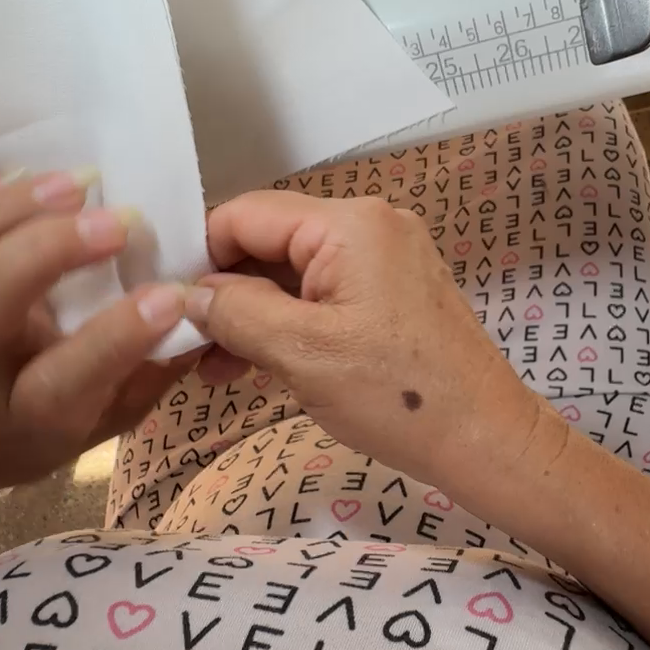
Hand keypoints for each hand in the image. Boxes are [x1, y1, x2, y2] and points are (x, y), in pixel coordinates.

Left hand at [0, 170, 193, 514]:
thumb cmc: (41, 430)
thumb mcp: (112, 420)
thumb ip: (155, 369)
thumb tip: (203, 307)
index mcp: (32, 419)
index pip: (62, 382)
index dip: (114, 337)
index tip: (170, 295)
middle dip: (42, 254)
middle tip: (115, 221)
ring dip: (7, 213)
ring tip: (78, 182)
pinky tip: (21, 177)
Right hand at [185, 191, 553, 490]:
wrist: (484, 435)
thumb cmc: (395, 395)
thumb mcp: (301, 352)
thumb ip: (235, 311)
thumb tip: (186, 292)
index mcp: (349, 224)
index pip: (248, 214)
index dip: (201, 253)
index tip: (165, 301)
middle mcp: (370, 225)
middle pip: (273, 241)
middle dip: (227, 290)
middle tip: (185, 344)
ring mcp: (387, 257)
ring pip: (297, 272)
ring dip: (255, 313)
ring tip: (214, 367)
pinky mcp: (394, 289)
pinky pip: (327, 292)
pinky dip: (292, 321)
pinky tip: (257, 361)